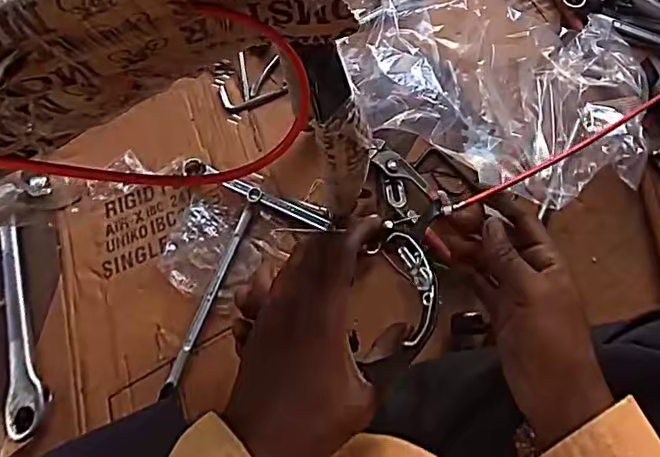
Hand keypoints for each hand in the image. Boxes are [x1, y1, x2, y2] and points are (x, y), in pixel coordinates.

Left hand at [223, 218, 387, 456]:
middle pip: (317, 245)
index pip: (340, 251)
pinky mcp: (258, 315)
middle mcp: (295, 298)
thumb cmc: (310, 422)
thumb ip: (388, 357)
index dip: (359, 230)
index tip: (375, 224)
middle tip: (362, 239)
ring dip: (318, 249)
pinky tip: (300, 279)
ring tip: (337, 256)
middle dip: (341, 234)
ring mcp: (272, 304)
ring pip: (294, 257)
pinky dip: (290, 268)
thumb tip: (403, 331)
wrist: (257, 440)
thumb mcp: (362, 396)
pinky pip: (272, 276)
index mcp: (324, 312)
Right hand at [435, 193, 613, 446]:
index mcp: (546, 260)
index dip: (499, 202)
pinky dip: (463, 267)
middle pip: (499, 236)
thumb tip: (490, 221)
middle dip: (474, 222)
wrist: (558, 403)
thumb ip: (507, 257)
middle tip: (446, 213)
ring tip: (438, 230)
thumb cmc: (553, 344)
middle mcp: (529, 269)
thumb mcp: (531, 294)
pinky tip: (446, 255)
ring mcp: (512, 290)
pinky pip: (478, 280)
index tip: (472, 188)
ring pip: (485, 256)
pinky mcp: (498, 310)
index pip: (522, 220)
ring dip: (463, 242)